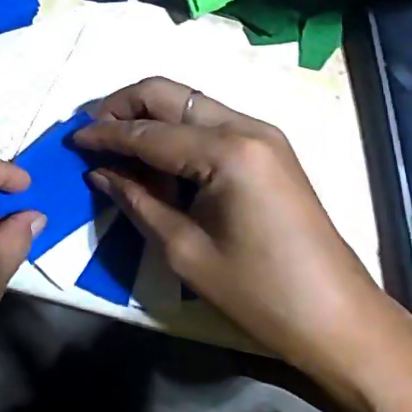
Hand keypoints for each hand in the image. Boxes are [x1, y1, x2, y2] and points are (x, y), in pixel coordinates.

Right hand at [72, 78, 386, 380]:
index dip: (105, 134)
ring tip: (119, 147)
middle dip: (124, 106)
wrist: (339, 318)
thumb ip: (138, 201)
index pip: (149, 130)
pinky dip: (177, 131)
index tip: (72, 139)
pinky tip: (157, 159)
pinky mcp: (269, 147)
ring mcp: (262, 133)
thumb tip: (99, 170)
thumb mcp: (186, 251)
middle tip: (93, 132)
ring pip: (190, 103)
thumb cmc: (260, 293)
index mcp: (227, 151)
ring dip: (150, 116)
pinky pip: (211, 123)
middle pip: (170, 93)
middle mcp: (246, 126)